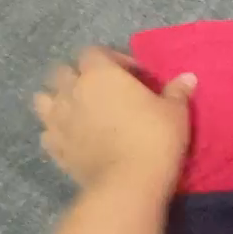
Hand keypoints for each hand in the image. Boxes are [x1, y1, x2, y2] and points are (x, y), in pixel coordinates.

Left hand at [31, 47, 195, 194]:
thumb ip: (177, 91)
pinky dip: (58, 130)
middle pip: (63, 71)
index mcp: (100, 74)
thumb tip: (188, 77)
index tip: (134, 75)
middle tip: (103, 91)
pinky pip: (47, 131)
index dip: (113, 59)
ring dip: (59, 100)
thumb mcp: (176, 111)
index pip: (95, 52)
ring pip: (44, 99)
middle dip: (80, 76)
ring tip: (81, 111)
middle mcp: (72, 90)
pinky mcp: (53, 146)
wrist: (129, 181)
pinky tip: (75, 138)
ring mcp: (57, 119)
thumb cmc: (155, 137)